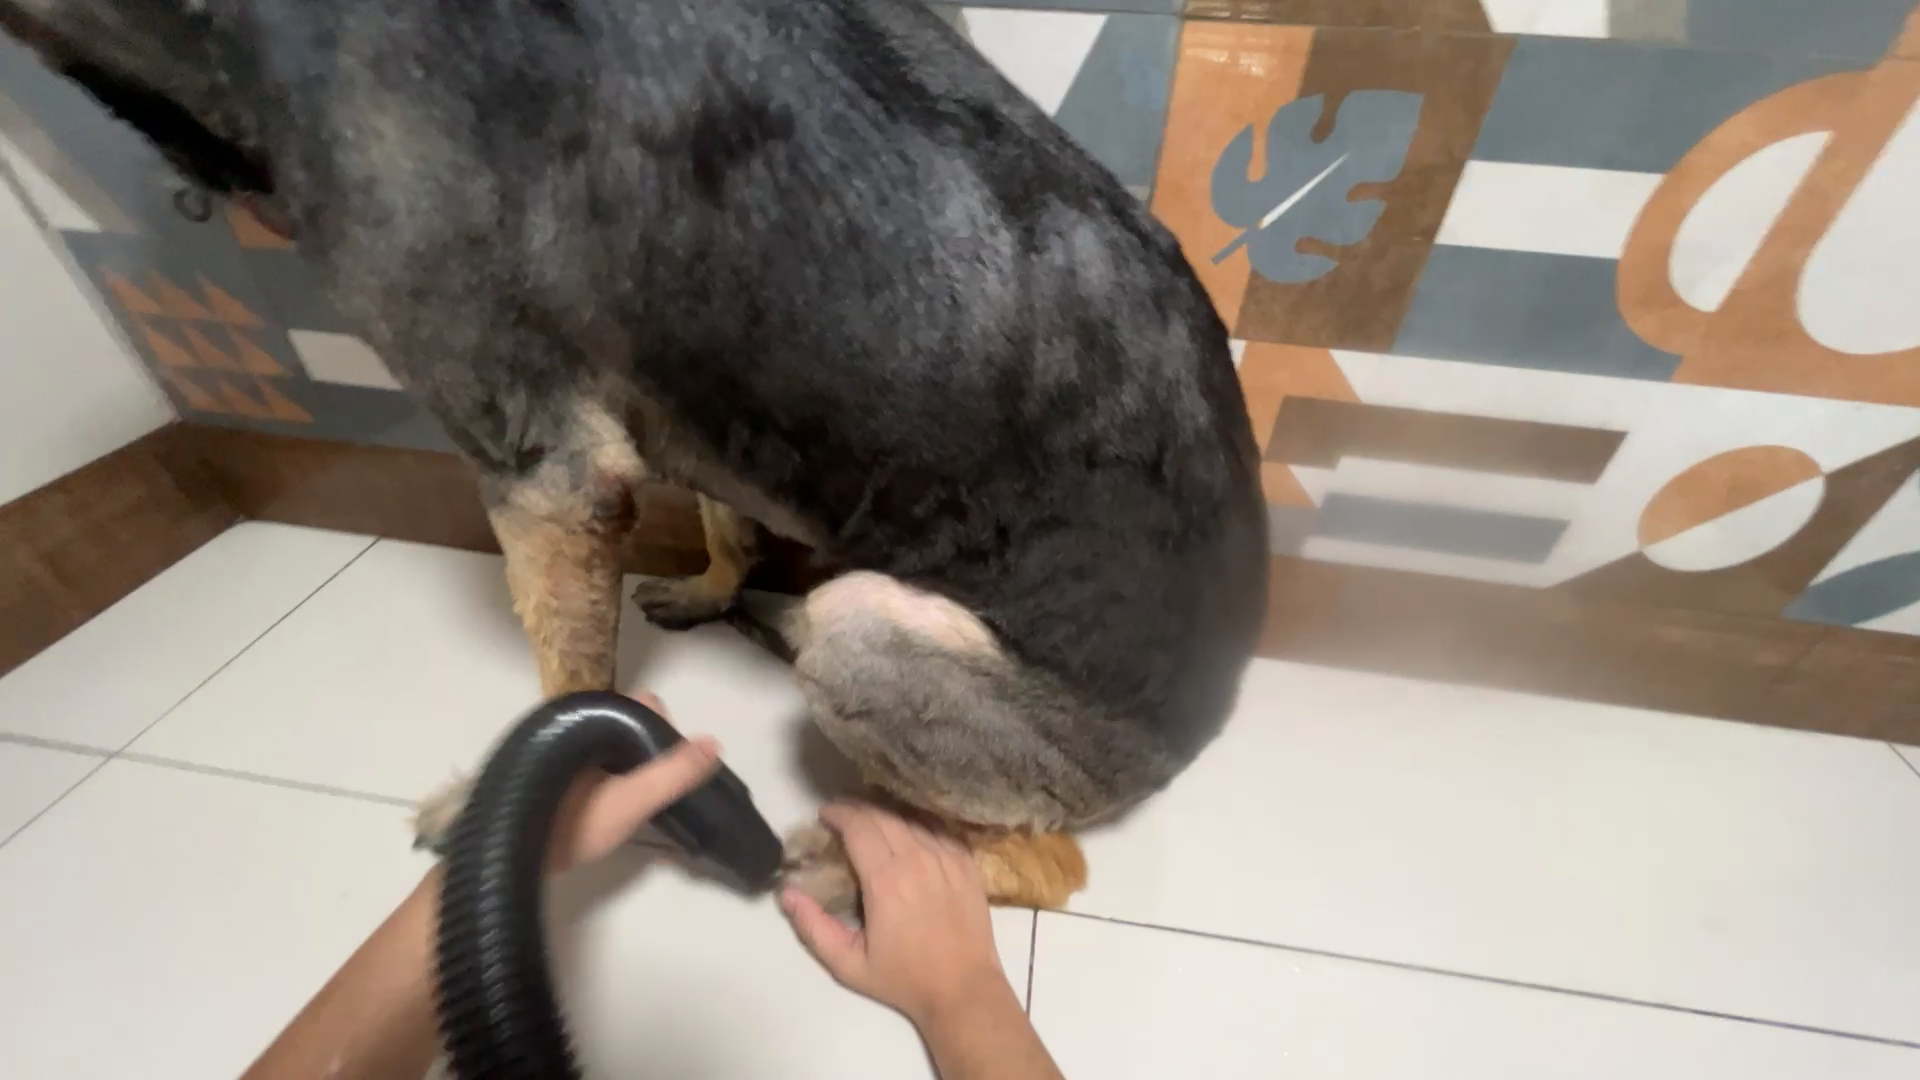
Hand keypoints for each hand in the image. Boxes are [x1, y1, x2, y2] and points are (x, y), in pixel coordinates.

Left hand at [544, 692, 721, 875]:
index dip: (665, 730)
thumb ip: (673, 774)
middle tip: (654, 790)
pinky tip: (610, 805)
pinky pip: (592, 761)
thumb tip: (714, 743)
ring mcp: (557, 747)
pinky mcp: (545, 771)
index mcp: (592, 719)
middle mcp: (574, 723)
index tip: (669, 767)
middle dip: (650, 751)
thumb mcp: (629, 803)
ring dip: (630, 766)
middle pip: (631, 725)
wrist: (500, 863)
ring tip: (636, 800)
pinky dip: (609, 776)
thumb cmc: (566, 828)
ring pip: (612, 744)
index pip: (645, 706)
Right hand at [781, 803, 1010, 1024]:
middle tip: (842, 815)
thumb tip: (787, 893)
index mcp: (886, 880)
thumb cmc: (903, 978)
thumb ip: (814, 927)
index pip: (858, 826)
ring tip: (871, 823)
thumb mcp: (849, 964)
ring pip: (909, 819)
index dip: (839, 813)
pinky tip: (907, 832)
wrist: (963, 988)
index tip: (825, 814)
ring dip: (886, 815)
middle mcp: (917, 858)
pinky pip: (937, 829)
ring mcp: (945, 856)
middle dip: (857, 809)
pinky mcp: (965, 860)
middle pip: (882, 816)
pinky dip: (916, 824)